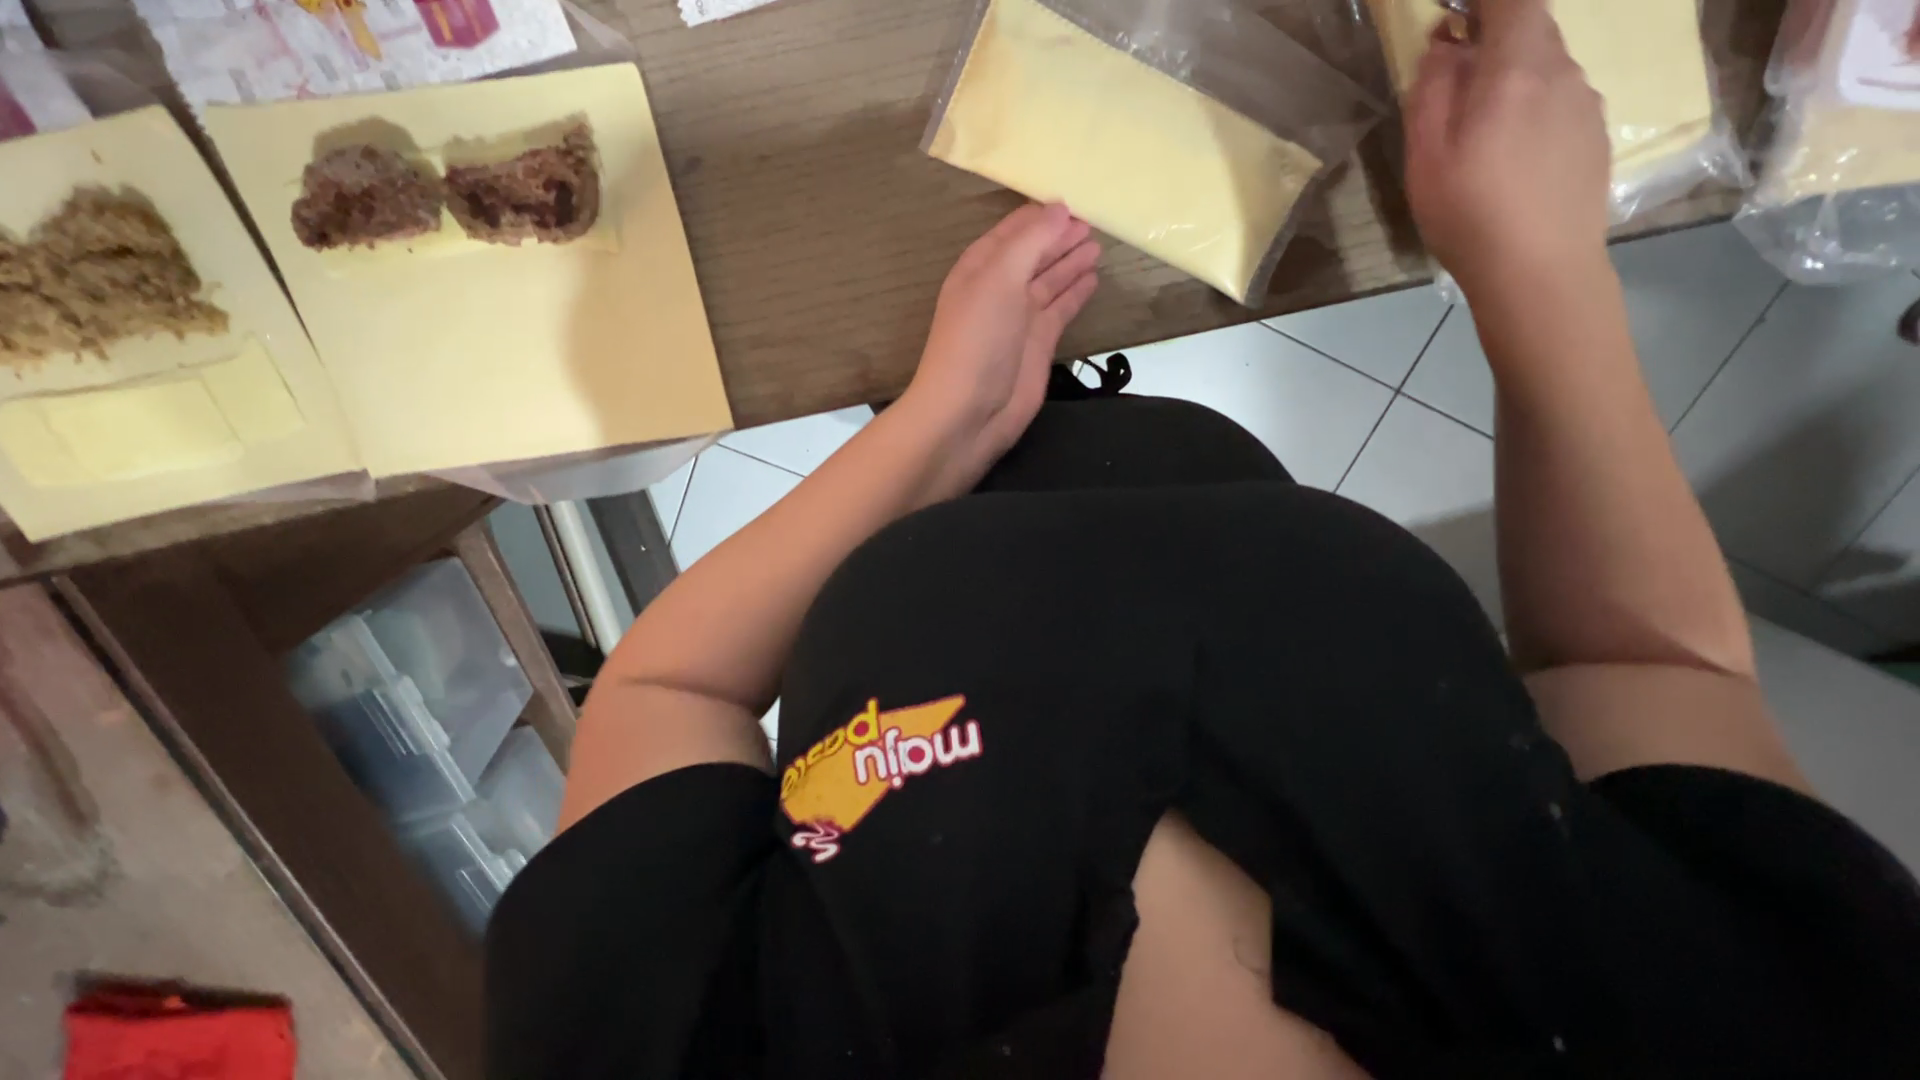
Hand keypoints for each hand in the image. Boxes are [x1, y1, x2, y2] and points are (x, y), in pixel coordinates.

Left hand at [901, 202, 1099, 480]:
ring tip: (1097, 243)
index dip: (1039, 215)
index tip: (1072, 198)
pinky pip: (1061, 308)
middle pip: (1034, 253)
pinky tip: (1092, 277)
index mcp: (980, 268)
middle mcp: (999, 289)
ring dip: (1070, 261)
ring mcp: (1020, 318)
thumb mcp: (999, 279)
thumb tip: (1060, 208)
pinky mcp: (1039, 343)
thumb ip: (1031, 241)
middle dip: (1059, 236)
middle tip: (1092, 219)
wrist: (969, 410)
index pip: (1013, 231)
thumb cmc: (977, 339)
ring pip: (1049, 279)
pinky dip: (1076, 292)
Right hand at [1403, 0, 1611, 296]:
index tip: (1456, 16)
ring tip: (1481, 135)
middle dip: (1494, 40)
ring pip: (1547, 69)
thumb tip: (1445, 43)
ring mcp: (1585, 105)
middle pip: (1532, 30)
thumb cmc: (1469, 214)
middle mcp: (1562, 74)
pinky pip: (1560, 102)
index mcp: (1516, 69)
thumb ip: (1432, 90)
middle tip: (1455, 82)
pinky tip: (1511, 162)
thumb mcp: (1426, 156)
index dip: (1484, 1)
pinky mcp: (1595, 137)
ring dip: (1513, 81)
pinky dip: (1533, 110)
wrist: (1539, 271)